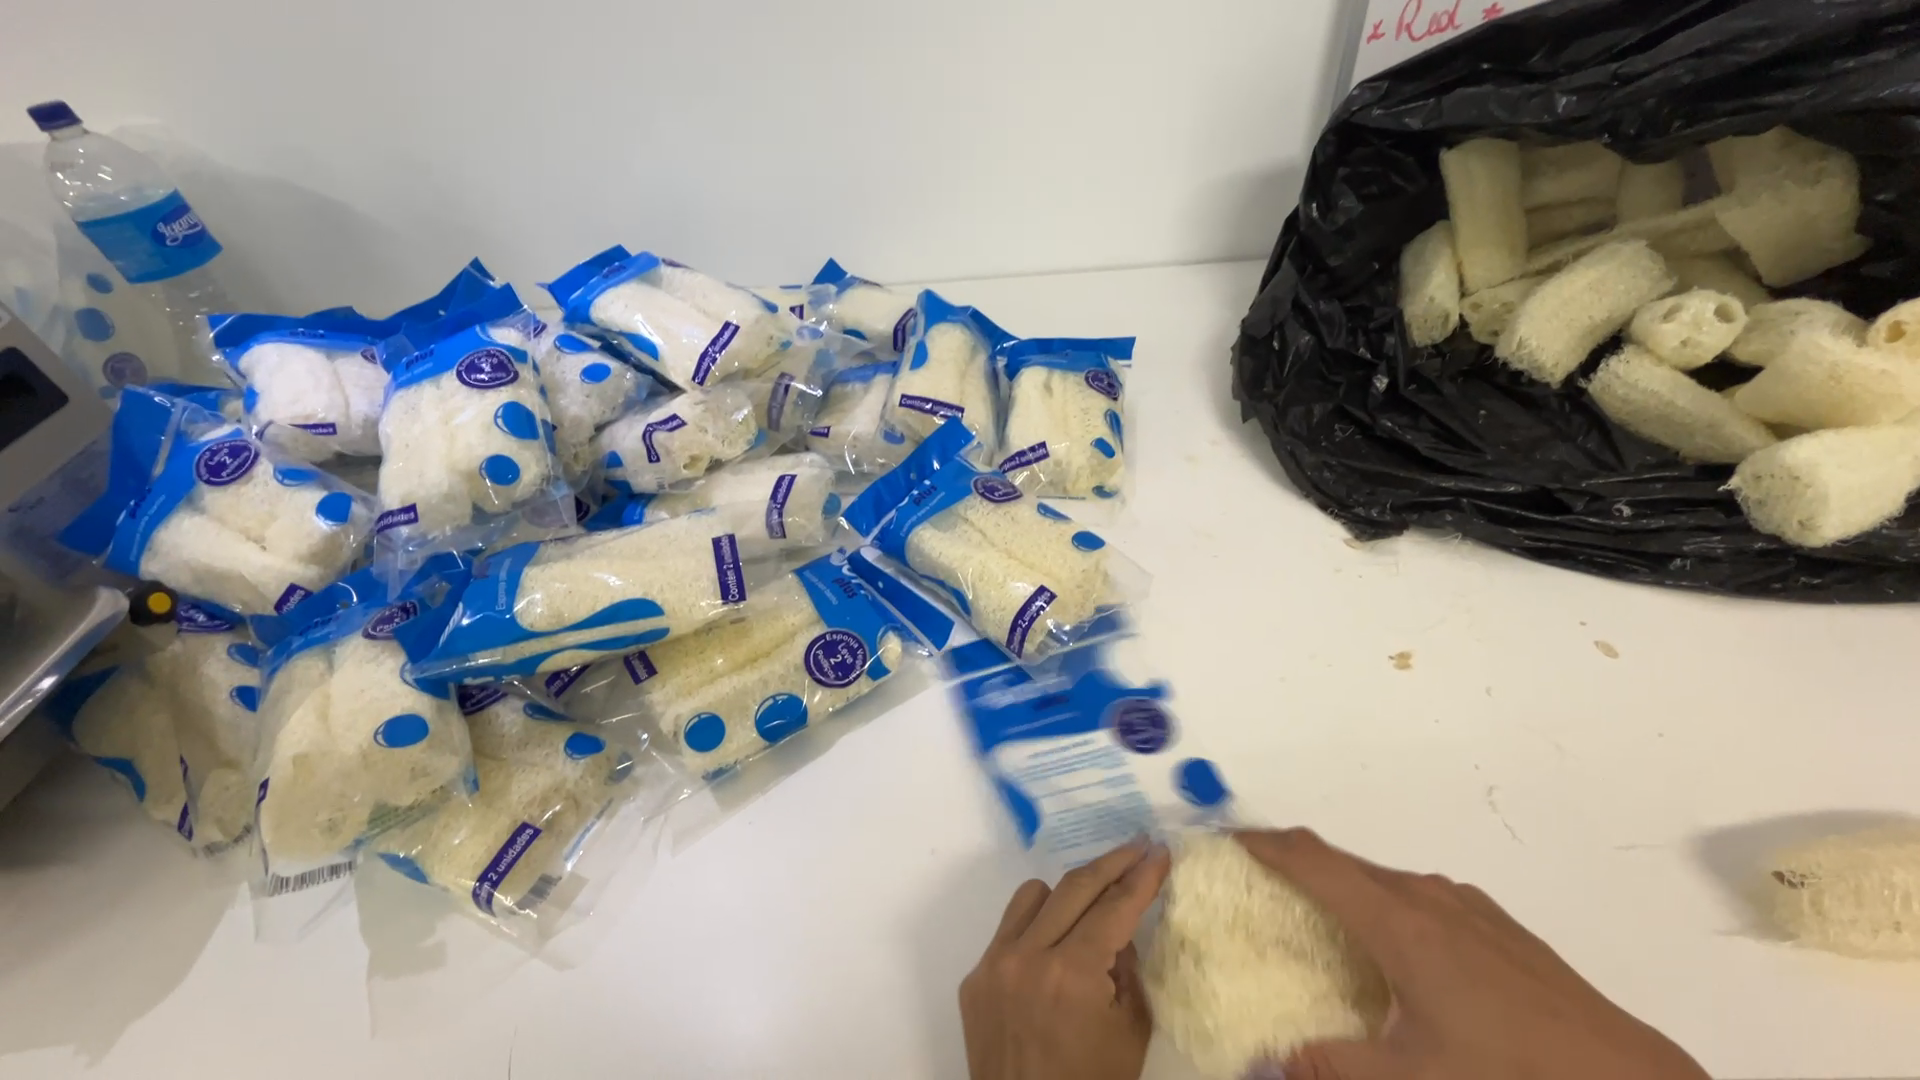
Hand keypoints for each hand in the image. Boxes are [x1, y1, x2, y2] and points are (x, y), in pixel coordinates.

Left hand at [960, 839, 1172, 1079]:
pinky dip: (1036, 926)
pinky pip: (1008, 928)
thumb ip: (1127, 970)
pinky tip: (1054, 945)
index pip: (1115, 907)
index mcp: (1073, 974)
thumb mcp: (1130, 1032)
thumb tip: (1117, 928)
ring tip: (1093, 904)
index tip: (1160, 851)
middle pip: (1074, 886)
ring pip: (1033, 895)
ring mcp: (994, 963)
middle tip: (1137, 846)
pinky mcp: (975, 976)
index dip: (1142, 877)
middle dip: (1112, 863)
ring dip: (1068, 894)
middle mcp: (1028, 957)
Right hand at [1237, 830, 1710, 1079]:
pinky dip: (1384, 905)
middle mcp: (1427, 896)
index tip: (1228, 840)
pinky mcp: (1498, 924)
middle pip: (1344, 863)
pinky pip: (1419, 896)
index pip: (1313, 860)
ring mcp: (1467, 906)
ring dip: (1344, 888)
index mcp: (1398, 922)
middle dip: (1297, 866)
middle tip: (1263, 889)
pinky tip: (1399, 955)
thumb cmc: (1510, 1072)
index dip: (1265, 844)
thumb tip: (1267, 1062)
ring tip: (1324, 923)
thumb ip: (1330, 1066)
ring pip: (1383, 879)